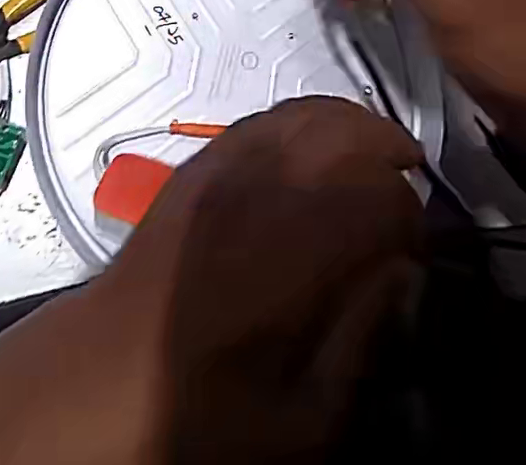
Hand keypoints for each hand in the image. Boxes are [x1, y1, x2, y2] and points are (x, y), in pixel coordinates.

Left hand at [89, 97, 425, 462]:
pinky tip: (316, 139)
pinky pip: (264, 118)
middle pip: (346, 134)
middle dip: (391, 148)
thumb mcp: (306, 412)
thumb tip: (401, 271)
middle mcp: (260, 189)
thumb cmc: (207, 402)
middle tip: (411, 175)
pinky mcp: (200, 163)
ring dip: (351, 123)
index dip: (412, 218)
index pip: (381, 197)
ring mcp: (224, 166)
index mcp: (292, 248)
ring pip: (304, 112)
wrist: (112, 370)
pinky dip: (303, 118)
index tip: (413, 247)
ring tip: (377, 147)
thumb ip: (365, 332)